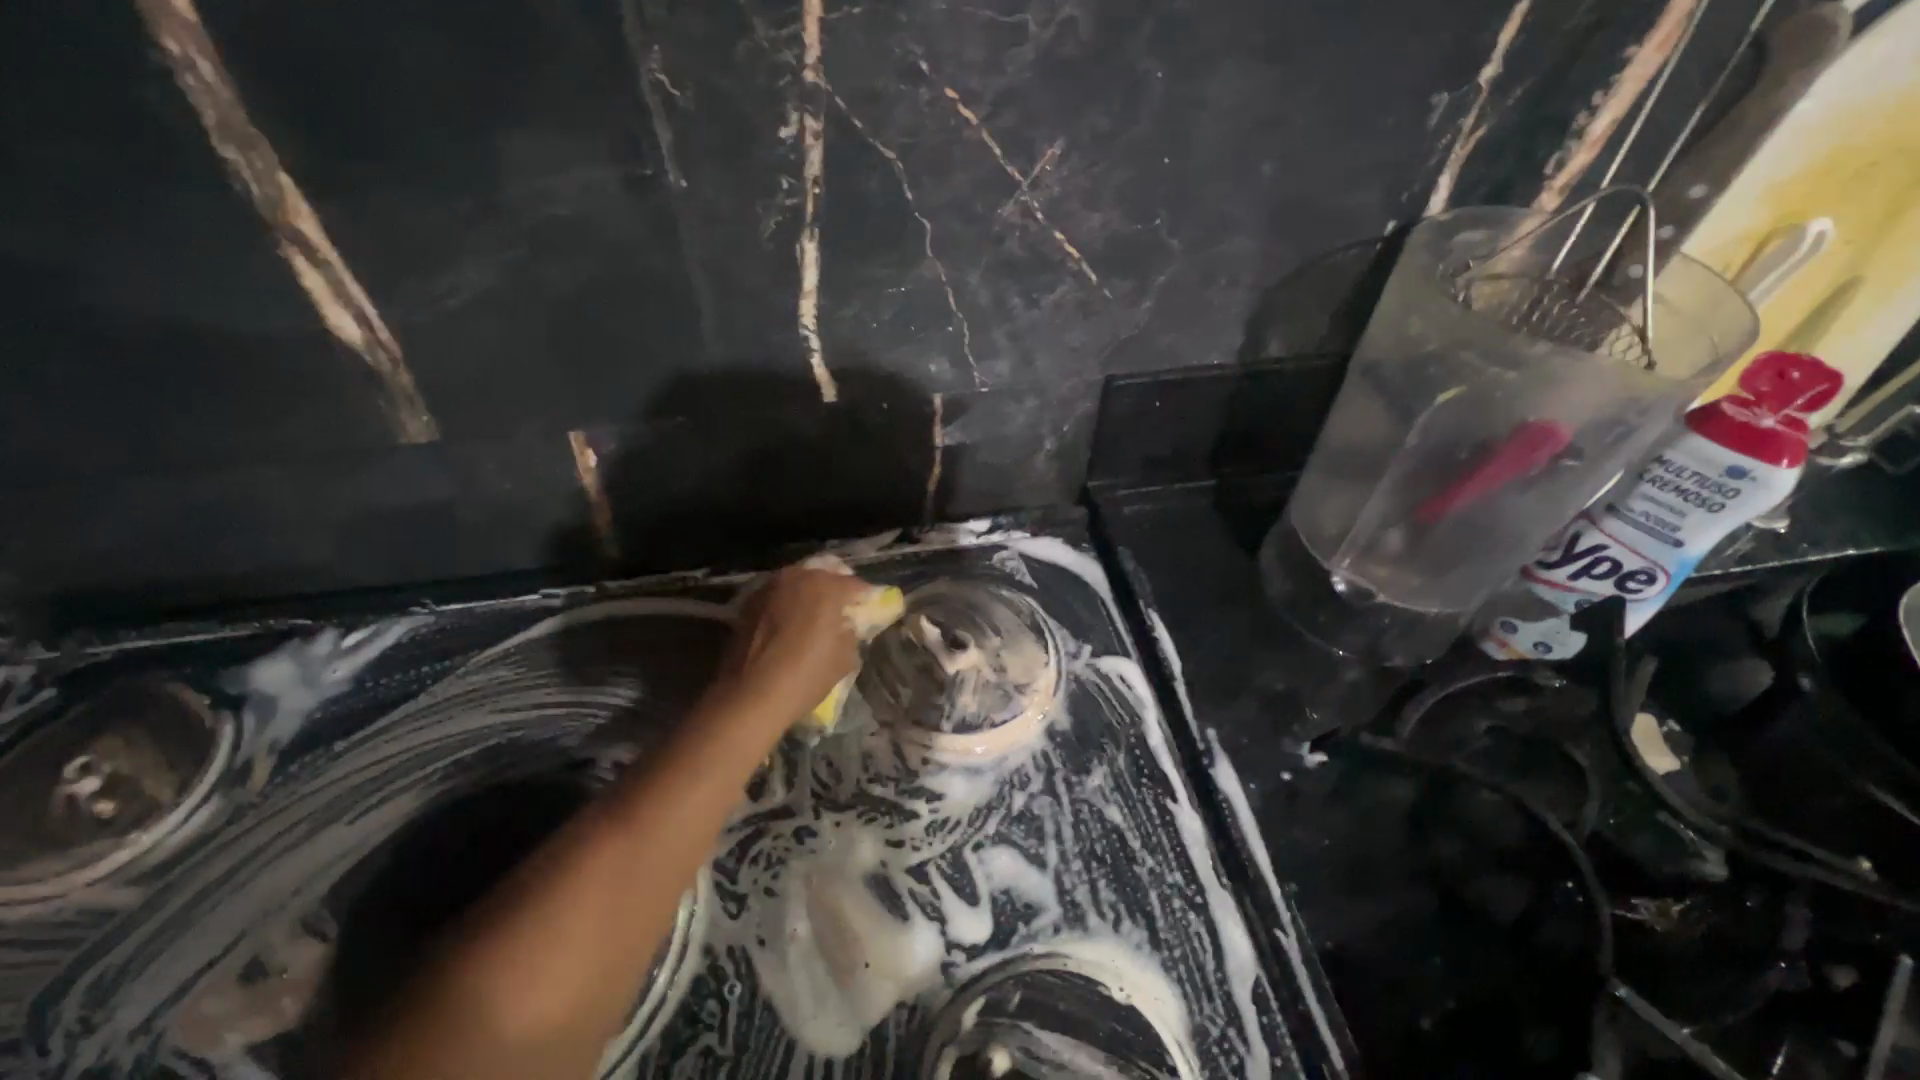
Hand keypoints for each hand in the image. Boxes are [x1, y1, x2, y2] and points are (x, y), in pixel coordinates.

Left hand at [711, 562, 880, 736]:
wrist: (750, 696)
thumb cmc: (805, 676)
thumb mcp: (845, 658)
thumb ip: (851, 633)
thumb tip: (845, 626)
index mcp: (825, 586)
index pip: (854, 585)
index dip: (865, 598)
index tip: (868, 610)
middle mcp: (796, 577)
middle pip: (823, 575)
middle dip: (835, 590)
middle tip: (842, 610)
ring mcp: (768, 587)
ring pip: (797, 582)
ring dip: (808, 594)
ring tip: (814, 616)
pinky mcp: (748, 603)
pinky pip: (777, 596)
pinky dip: (787, 604)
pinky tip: (789, 623)